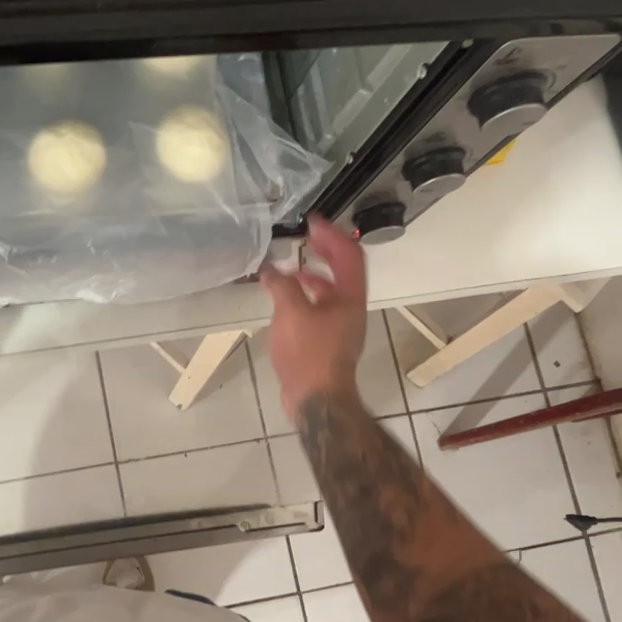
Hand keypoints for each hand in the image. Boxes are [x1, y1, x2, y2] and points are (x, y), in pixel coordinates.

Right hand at [259, 215, 367, 420]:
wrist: (316, 399)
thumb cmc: (309, 353)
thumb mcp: (292, 312)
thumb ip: (281, 286)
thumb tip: (270, 271)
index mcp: (349, 297)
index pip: (348, 254)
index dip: (332, 234)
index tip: (312, 222)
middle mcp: (350, 308)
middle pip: (343, 270)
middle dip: (325, 251)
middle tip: (306, 238)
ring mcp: (341, 326)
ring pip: (331, 290)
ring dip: (314, 275)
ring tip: (291, 269)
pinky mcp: (328, 341)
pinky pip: (319, 308)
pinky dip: (305, 297)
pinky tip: (285, 302)